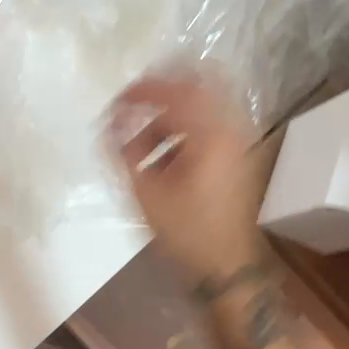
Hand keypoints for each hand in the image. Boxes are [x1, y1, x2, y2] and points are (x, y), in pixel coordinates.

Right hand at [105, 71, 268, 282]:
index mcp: (211, 134)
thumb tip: (109, 124)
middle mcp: (231, 127)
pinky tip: (163, 153)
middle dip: (162, 91)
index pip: (176, 91)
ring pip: (204, 104)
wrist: (226, 264)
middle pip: (198, 84)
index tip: (116, 103)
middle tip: (132, 104)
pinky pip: (210, 123)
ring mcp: (239, 140)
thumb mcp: (146, 193)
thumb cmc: (185, 232)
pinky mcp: (238, 154)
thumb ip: (125, 151)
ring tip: (143, 140)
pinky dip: (185, 127)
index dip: (141, 91)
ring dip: (171, 113)